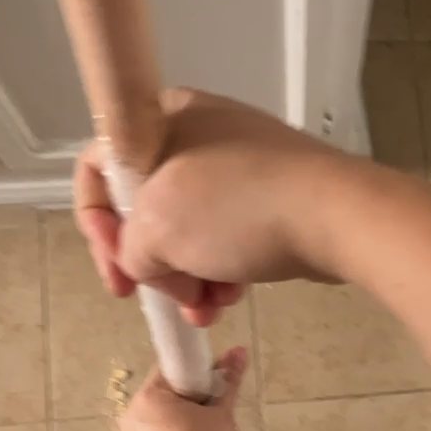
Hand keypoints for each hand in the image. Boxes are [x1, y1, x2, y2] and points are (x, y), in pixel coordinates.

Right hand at [75, 89, 377, 324]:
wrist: (334, 215)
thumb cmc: (236, 209)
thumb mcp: (157, 230)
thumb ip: (129, 248)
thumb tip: (146, 261)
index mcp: (159, 119)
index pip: (101, 167)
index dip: (96, 226)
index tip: (117, 277)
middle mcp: (198, 133)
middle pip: (149, 207)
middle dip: (155, 265)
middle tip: (172, 299)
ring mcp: (241, 164)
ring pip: (193, 229)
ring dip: (191, 277)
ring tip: (206, 311)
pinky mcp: (273, 195)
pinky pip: (230, 234)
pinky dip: (224, 268)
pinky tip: (232, 299)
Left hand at [115, 347, 249, 430]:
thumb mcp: (223, 417)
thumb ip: (228, 382)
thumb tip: (239, 350)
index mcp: (148, 399)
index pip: (173, 372)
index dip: (199, 376)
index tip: (220, 391)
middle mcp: (128, 421)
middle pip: (163, 401)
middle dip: (189, 406)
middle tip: (218, 423)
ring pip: (157, 430)